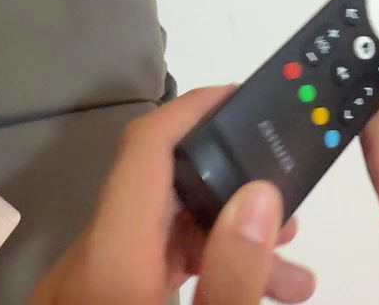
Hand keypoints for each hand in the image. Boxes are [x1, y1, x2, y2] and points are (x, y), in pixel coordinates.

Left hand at [26, 86, 314, 304]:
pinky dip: (197, 271)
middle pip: (162, 190)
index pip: (146, 148)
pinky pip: (148, 271)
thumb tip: (261, 192)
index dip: (192, 107)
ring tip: (291, 276)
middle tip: (293, 204)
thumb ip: (233, 276)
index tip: (243, 95)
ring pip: (161, 235)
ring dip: (225, 239)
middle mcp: (88, 263)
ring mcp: (85, 291)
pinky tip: (246, 295)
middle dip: (233, 188)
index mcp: (109, 262)